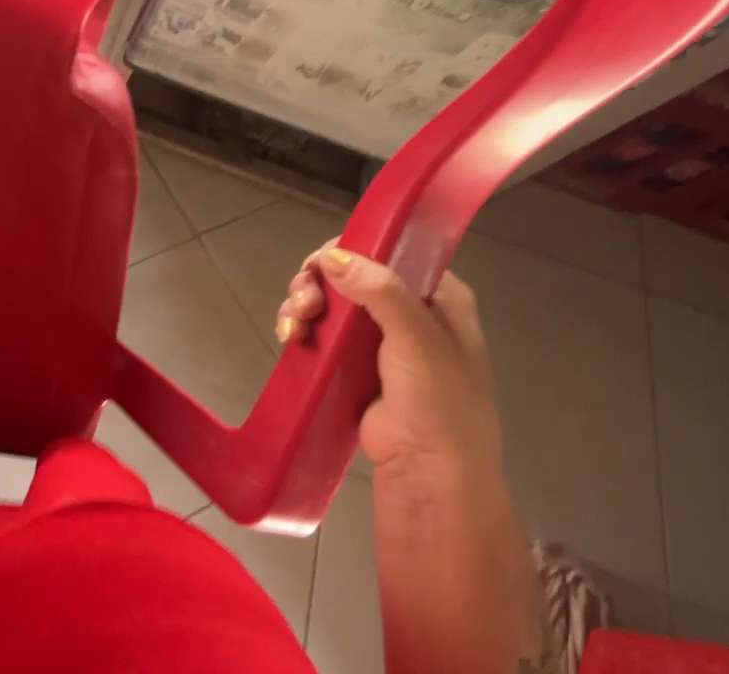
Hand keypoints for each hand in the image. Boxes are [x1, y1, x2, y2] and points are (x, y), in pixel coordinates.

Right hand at [274, 241, 502, 482]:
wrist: (428, 476)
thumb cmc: (438, 405)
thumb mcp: (418, 341)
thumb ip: (381, 292)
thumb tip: (331, 256)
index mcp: (439, 297)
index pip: (387, 253)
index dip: (350, 253)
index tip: (321, 268)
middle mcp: (408, 311)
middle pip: (348, 274)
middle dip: (316, 283)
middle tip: (304, 305)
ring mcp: (377, 339)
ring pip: (328, 300)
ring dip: (302, 305)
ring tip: (293, 328)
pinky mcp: (350, 364)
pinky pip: (318, 330)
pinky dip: (299, 327)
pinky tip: (289, 338)